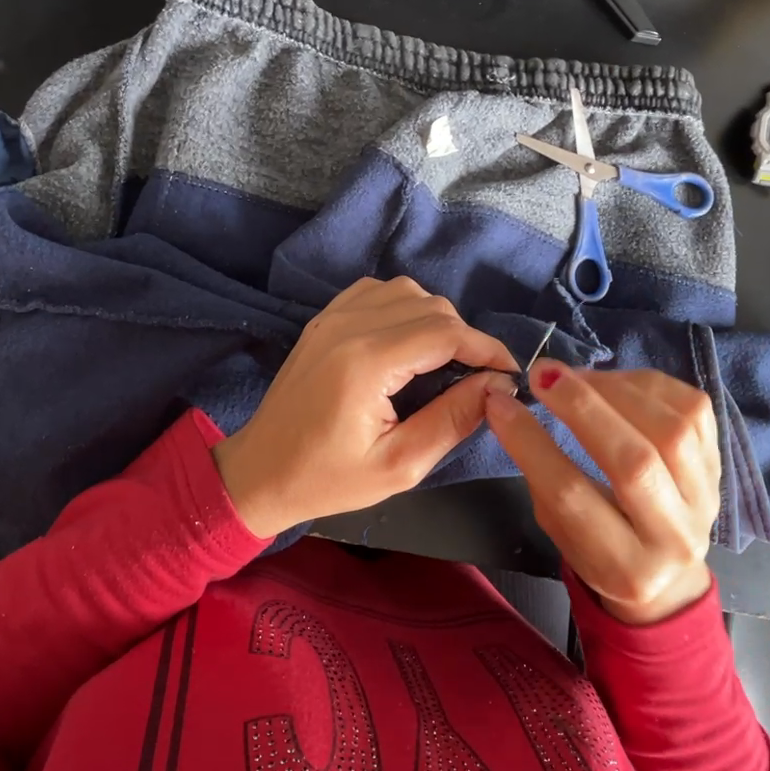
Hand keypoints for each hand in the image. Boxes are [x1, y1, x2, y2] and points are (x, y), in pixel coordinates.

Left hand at [212, 276, 519, 537]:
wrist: (260, 471)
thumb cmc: (328, 479)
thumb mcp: (399, 465)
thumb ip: (452, 419)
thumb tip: (498, 385)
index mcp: (366, 364)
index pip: (446, 333)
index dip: (487, 349)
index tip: (509, 375)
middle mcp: (349, 326)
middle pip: (431, 307)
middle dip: (465, 338)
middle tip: (475, 379)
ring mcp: (332, 317)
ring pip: (407, 291)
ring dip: (436, 320)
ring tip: (443, 361)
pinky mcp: (323, 318)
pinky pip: (378, 292)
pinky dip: (404, 307)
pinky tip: (407, 342)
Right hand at [485, 361, 721, 624]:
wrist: (667, 574)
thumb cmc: (596, 550)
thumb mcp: (556, 529)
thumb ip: (540, 475)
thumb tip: (509, 406)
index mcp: (623, 567)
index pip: (570, 495)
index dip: (530, 442)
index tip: (499, 404)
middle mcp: (674, 538)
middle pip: (633, 462)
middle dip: (581, 407)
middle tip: (542, 375)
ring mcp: (706, 500)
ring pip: (670, 430)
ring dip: (615, 389)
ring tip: (576, 377)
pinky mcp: (721, 466)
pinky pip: (693, 410)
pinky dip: (648, 384)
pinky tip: (614, 381)